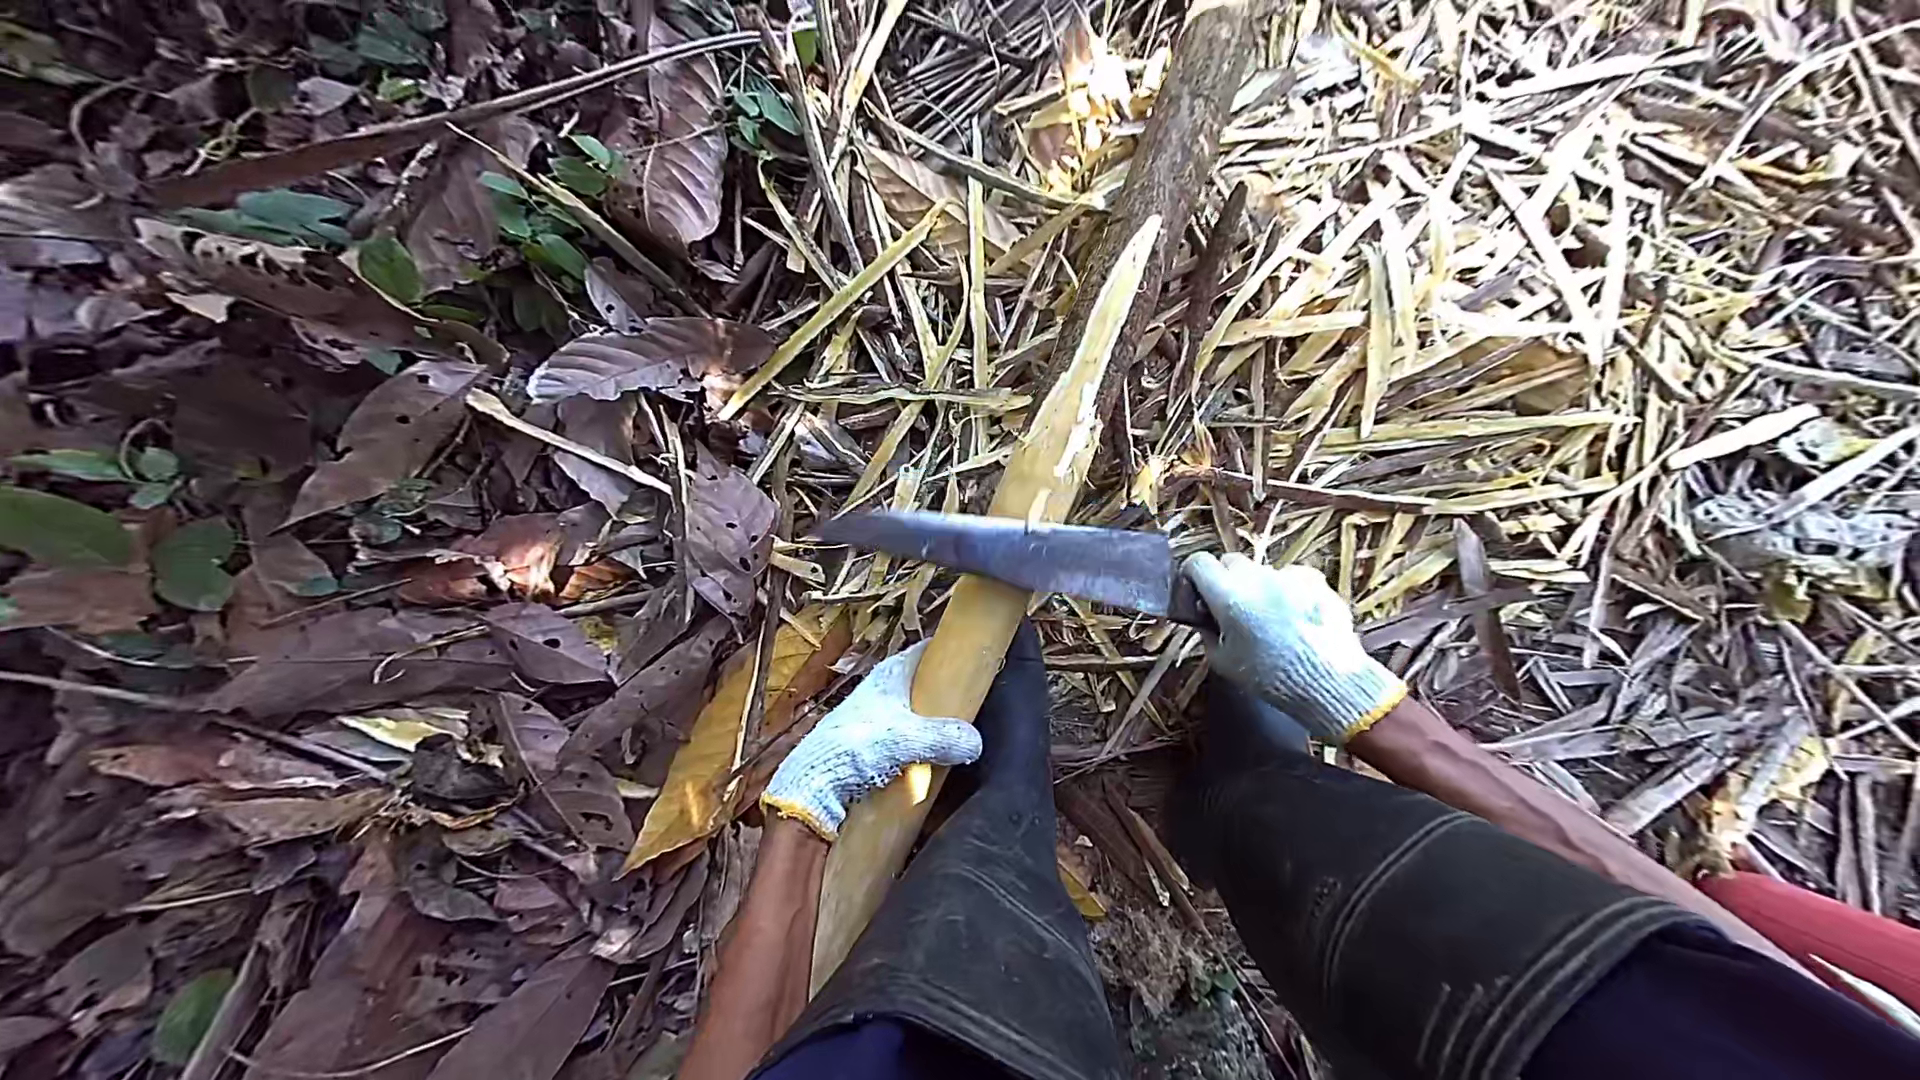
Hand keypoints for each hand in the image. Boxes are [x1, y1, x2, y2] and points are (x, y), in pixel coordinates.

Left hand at [761, 642, 980, 839]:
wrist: (812, 784)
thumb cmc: (855, 747)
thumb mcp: (908, 738)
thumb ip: (944, 738)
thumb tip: (975, 742)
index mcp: (890, 674)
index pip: (924, 650)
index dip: (947, 650)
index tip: (972, 655)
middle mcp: (880, 689)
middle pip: (919, 680)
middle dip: (942, 689)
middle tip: (969, 699)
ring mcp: (872, 716)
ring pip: (910, 709)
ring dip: (929, 720)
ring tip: (954, 734)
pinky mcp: (866, 742)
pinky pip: (900, 735)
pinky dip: (915, 742)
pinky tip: (927, 758)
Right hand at [1184, 553, 1405, 742]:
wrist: (1329, 683)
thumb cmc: (1269, 677)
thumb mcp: (1222, 661)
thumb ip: (1207, 631)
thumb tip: (1205, 617)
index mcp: (1227, 594)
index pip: (1198, 562)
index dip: (1193, 576)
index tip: (1197, 593)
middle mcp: (1256, 577)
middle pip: (1229, 562)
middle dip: (1224, 580)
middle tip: (1230, 608)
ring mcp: (1287, 575)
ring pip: (1260, 570)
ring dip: (1256, 586)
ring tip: (1267, 618)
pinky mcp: (1315, 580)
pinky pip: (1290, 577)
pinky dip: (1286, 590)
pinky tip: (1293, 616)